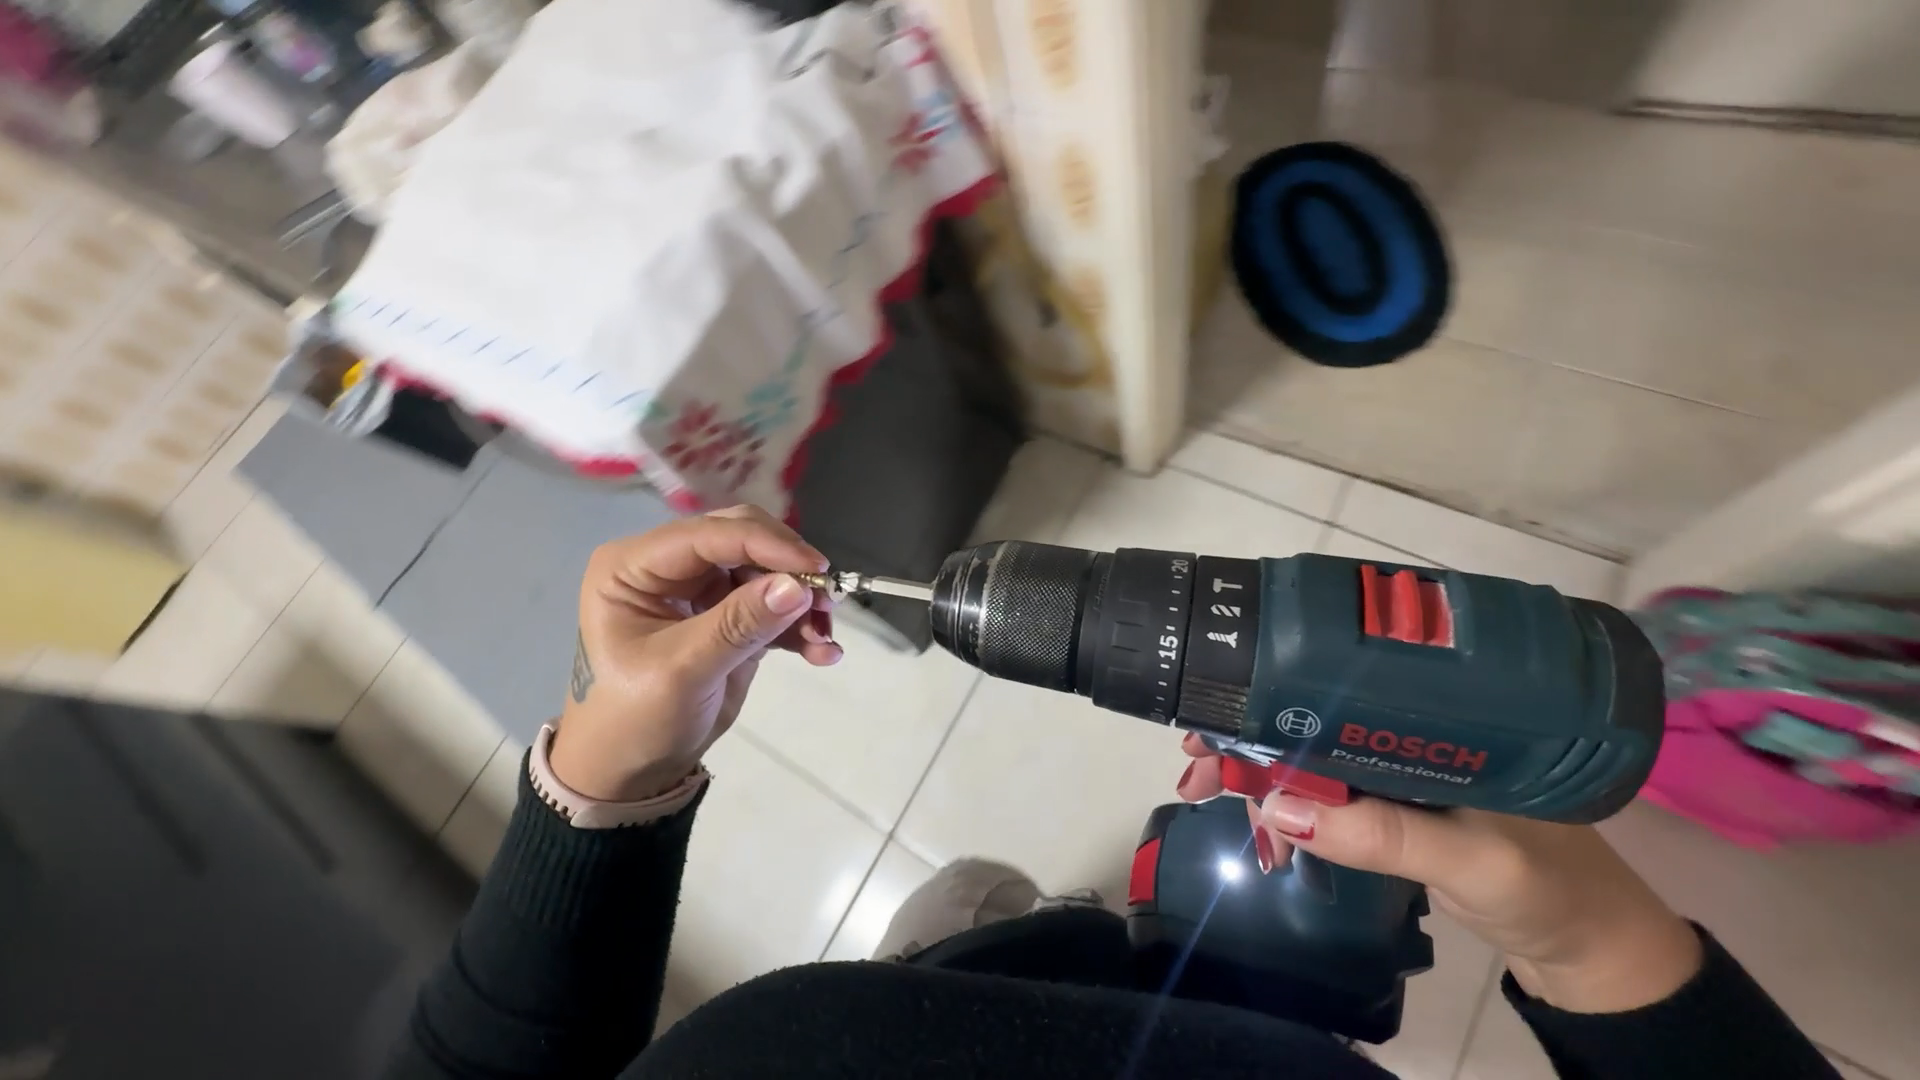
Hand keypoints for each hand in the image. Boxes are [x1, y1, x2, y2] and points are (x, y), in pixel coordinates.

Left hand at [547, 506, 840, 802]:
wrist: (633, 771)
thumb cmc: (636, 718)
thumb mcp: (683, 671)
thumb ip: (739, 624)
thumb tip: (799, 587)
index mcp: (635, 565)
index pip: (709, 535)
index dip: (766, 545)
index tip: (815, 570)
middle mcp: (669, 565)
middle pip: (744, 540)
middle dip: (787, 570)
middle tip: (825, 602)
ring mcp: (702, 589)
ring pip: (767, 572)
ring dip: (801, 602)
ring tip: (824, 639)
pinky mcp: (730, 614)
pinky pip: (774, 605)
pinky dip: (800, 626)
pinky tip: (823, 652)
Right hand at [1177, 735, 1703, 1013]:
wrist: (1593, 952)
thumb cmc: (1550, 890)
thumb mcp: (1471, 862)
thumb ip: (1383, 835)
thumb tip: (1278, 807)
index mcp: (1430, 723)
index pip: (1333, 696)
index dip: (1265, 703)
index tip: (1208, 722)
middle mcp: (1406, 737)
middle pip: (1307, 724)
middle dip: (1243, 741)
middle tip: (1191, 769)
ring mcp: (1396, 776)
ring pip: (1308, 762)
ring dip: (1255, 777)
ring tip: (1205, 794)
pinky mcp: (1392, 812)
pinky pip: (1323, 800)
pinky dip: (1284, 809)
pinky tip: (1260, 823)